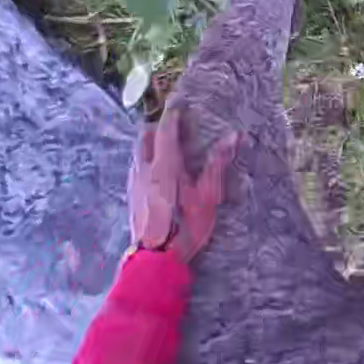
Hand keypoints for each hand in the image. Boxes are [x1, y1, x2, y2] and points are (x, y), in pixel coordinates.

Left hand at [127, 107, 237, 262]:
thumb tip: (233, 135)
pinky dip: (145, 162)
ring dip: (149, 145)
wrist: (155, 261)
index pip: (165, 130)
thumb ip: (217, 163)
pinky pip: (135, 169)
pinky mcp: (130, 199)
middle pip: (144, 137)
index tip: (178, 102)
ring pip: (138, 153)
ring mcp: (134, 184)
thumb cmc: (185, 225)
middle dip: (156, 128)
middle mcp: (144, 169)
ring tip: (165, 149)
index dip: (172, 114)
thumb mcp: (207, 195)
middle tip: (172, 128)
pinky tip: (156, 175)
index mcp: (164, 164)